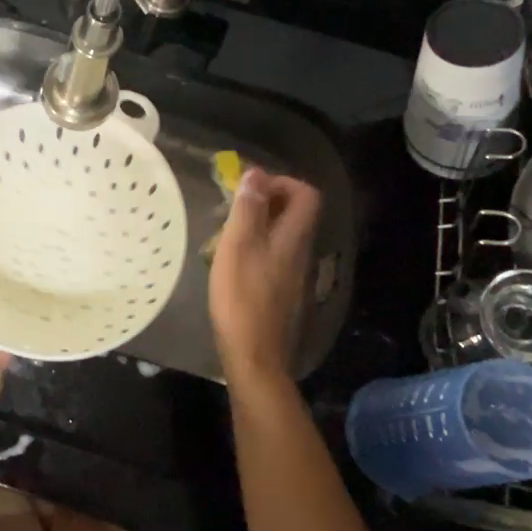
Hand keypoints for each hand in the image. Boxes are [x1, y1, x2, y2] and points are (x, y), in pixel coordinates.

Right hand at [210, 169, 321, 382]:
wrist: (255, 357)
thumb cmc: (242, 298)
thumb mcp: (238, 246)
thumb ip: (248, 209)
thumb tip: (256, 174)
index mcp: (294, 237)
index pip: (306, 194)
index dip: (281, 183)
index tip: (249, 189)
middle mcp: (302, 253)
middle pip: (295, 214)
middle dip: (265, 203)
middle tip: (232, 210)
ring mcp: (295, 276)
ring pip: (283, 237)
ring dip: (258, 227)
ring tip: (225, 236)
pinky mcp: (283, 295)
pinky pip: (275, 259)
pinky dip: (257, 251)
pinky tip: (232, 265)